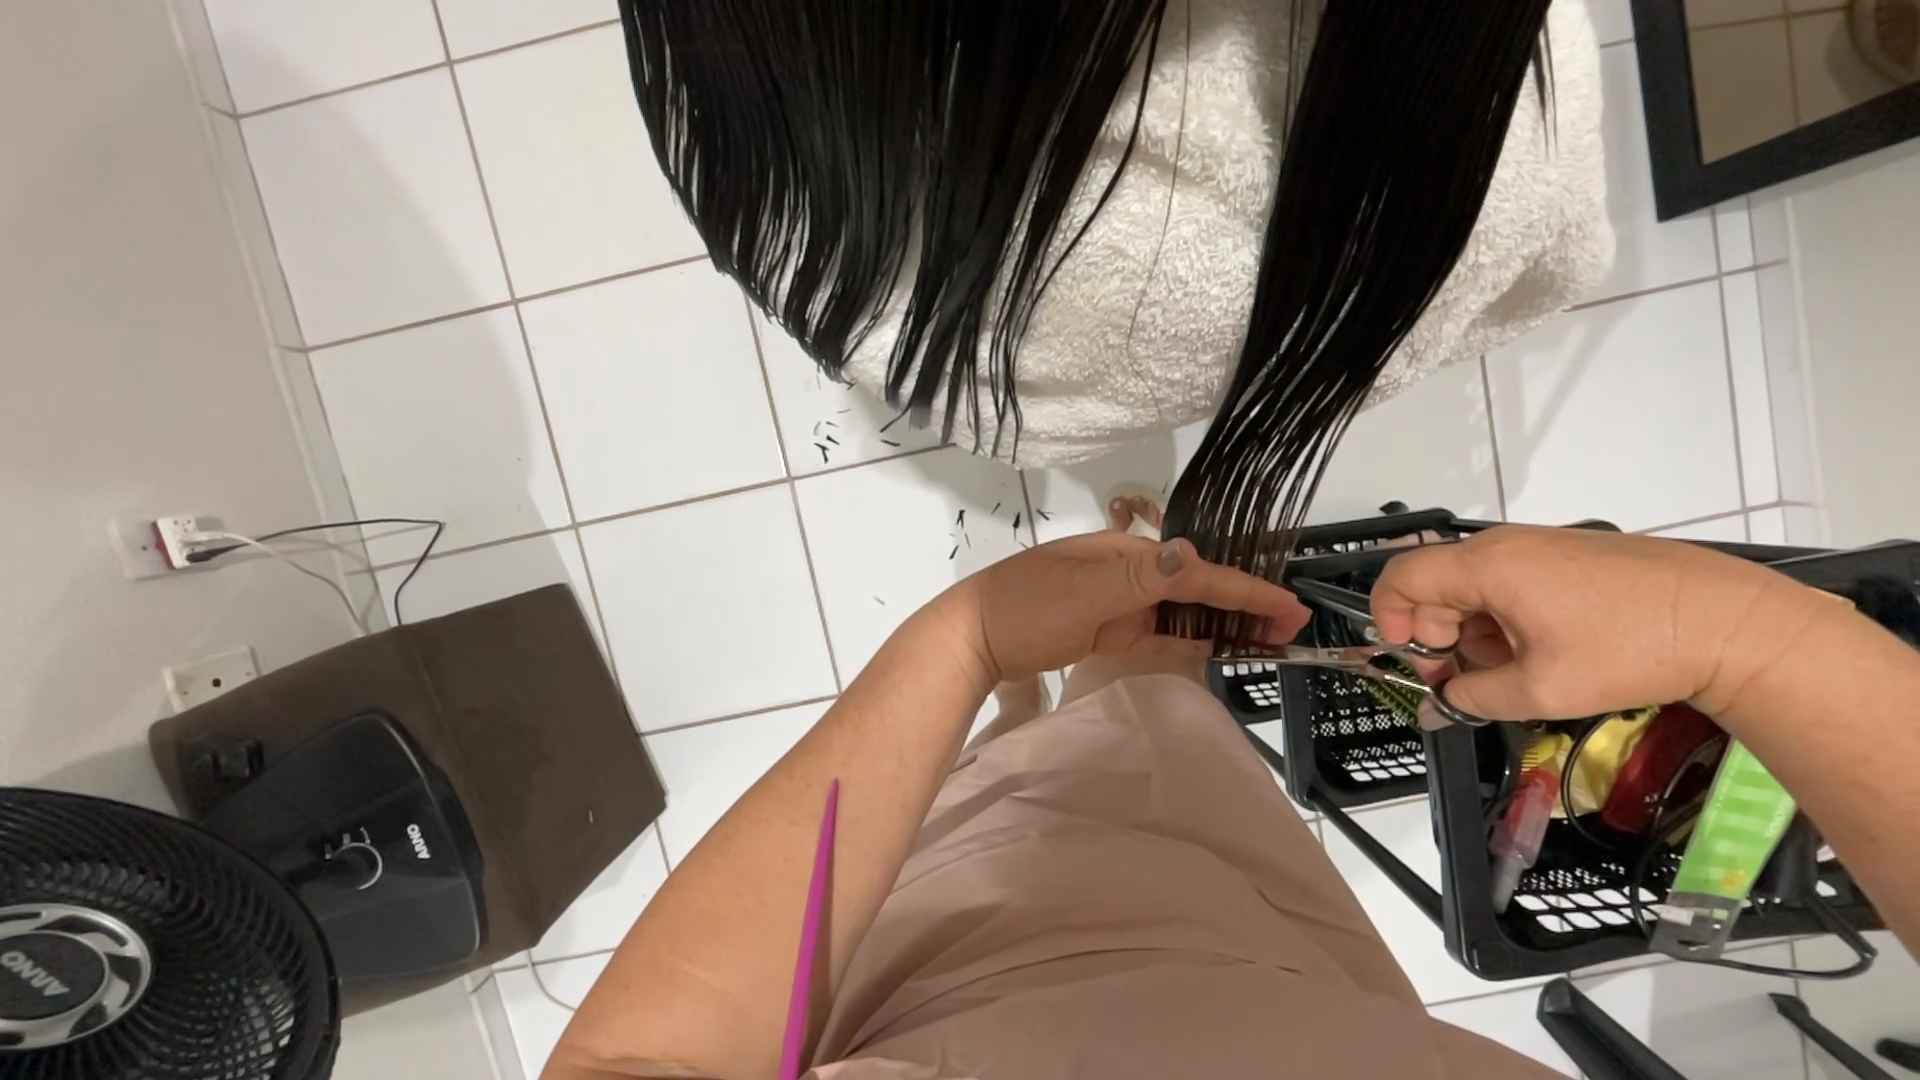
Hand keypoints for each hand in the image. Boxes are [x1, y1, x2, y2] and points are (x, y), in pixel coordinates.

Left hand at [938, 533, 1311, 684]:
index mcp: (1123, 556)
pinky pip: (1157, 635)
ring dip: (1221, 624)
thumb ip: (1138, 578)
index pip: (1195, 572)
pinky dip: (1187, 639)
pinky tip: (1215, 646)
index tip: (1287, 608)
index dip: (1243, 590)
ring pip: (1180, 613)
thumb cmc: (1024, 610)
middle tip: (1290, 628)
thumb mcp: (1082, 592)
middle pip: (1194, 590)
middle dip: (1242, 606)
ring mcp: (1115, 605)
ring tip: (1267, 640)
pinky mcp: (1105, 633)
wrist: (971, 640)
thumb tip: (1191, 555)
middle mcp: (1125, 575)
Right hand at [1369, 525, 1837, 719]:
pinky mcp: (1568, 556)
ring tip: (1512, 669)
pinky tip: (1540, 650)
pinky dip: (1505, 618)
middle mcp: (1504, 546)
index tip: (1413, 656)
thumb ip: (1473, 697)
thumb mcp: (1540, 690)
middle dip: (1435, 633)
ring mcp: (1539, 546)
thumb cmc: (1632, 651)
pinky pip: (1509, 582)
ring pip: (1472, 586)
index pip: (1400, 577)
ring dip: (1473, 629)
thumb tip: (1443, 704)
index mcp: (1486, 567)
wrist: (1735, 625)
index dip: (1389, 617)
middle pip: (1435, 584)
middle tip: (1461, 677)